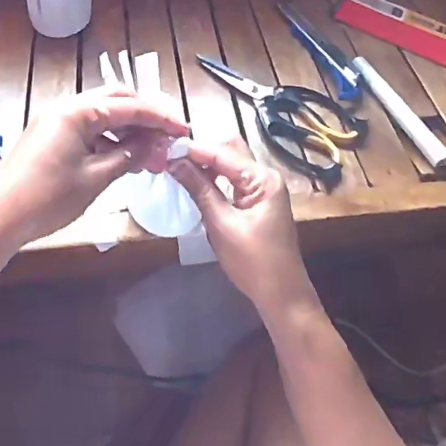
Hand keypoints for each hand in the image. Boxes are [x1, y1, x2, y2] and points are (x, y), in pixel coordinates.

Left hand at [0, 88, 187, 257]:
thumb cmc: (47, 198)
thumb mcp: (95, 179)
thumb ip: (128, 156)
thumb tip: (154, 145)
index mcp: (78, 111)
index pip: (130, 105)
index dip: (161, 118)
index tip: (185, 130)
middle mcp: (66, 107)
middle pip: (116, 101)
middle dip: (145, 118)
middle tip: (168, 140)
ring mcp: (56, 120)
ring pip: (102, 115)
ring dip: (128, 130)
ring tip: (150, 156)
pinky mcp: (50, 135)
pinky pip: (87, 128)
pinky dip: (109, 139)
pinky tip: (124, 158)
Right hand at [168, 138, 315, 315]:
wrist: (282, 296)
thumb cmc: (254, 262)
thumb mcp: (221, 223)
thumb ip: (198, 188)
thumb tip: (173, 162)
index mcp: (262, 179)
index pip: (221, 153)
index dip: (191, 150)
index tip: (163, 149)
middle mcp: (265, 176)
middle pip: (226, 152)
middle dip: (197, 153)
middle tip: (167, 158)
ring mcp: (262, 188)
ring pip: (228, 165)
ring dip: (203, 165)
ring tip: (174, 167)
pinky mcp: (256, 201)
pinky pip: (231, 179)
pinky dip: (212, 178)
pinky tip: (193, 182)